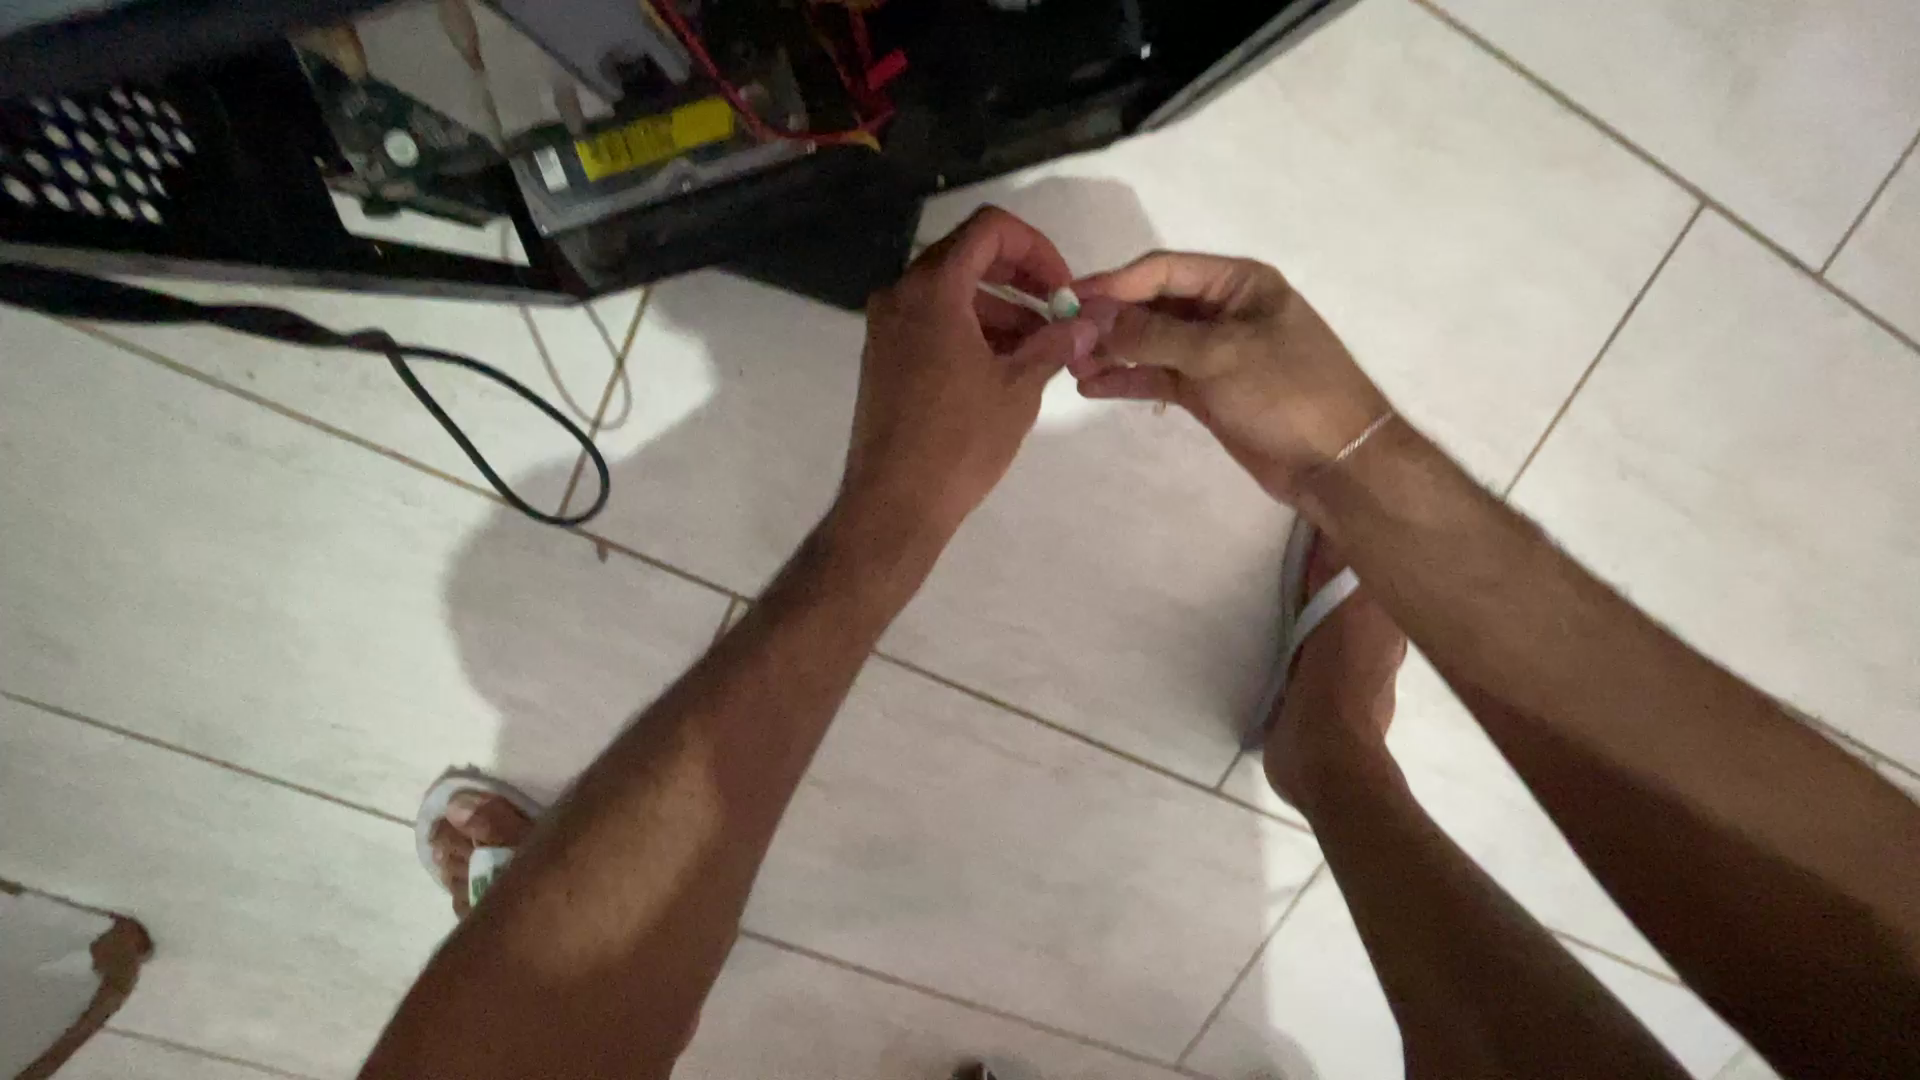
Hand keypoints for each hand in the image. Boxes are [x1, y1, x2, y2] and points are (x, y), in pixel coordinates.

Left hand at [832, 207, 1097, 553]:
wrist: (894, 502)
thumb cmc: (960, 443)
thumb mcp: (1017, 389)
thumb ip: (1053, 344)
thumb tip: (1084, 325)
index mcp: (933, 290)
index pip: (989, 230)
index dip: (1036, 247)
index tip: (1061, 287)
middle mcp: (900, 296)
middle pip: (966, 256)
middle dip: (1018, 277)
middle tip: (1055, 311)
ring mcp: (885, 327)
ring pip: (948, 292)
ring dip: (996, 308)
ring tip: (1037, 345)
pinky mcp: (882, 357)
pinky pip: (929, 322)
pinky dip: (966, 329)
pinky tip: (1000, 363)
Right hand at [1071, 252, 1390, 501]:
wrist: (1333, 460)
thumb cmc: (1287, 392)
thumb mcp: (1221, 354)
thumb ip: (1156, 335)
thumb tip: (1096, 319)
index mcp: (1237, 284)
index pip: (1163, 271)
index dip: (1115, 284)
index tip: (1071, 300)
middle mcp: (1220, 311)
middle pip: (1151, 306)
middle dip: (1108, 322)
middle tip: (1064, 341)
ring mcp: (1211, 353)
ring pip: (1149, 344)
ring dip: (1112, 353)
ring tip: (1070, 368)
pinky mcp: (1204, 390)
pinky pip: (1156, 377)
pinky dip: (1127, 380)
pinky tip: (1092, 387)